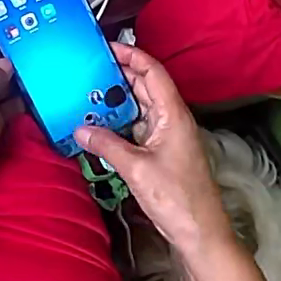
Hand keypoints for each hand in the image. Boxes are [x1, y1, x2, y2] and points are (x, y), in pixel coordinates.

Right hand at [74, 43, 231, 253]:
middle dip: (119, 74)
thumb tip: (80, 129)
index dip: (131, 55)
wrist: (200, 234)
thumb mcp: (136, 169)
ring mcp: (167, 136)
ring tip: (88, 92)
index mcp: (173, 114)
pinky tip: (99, 124)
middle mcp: (172, 119)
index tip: (107, 46)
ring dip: (117, 98)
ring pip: (139, 106)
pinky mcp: (161, 152)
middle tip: (90, 67)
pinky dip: (119, 121)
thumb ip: (106, 145)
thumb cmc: (178, 200)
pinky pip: (137, 126)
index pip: (153, 72)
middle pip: (145, 85)